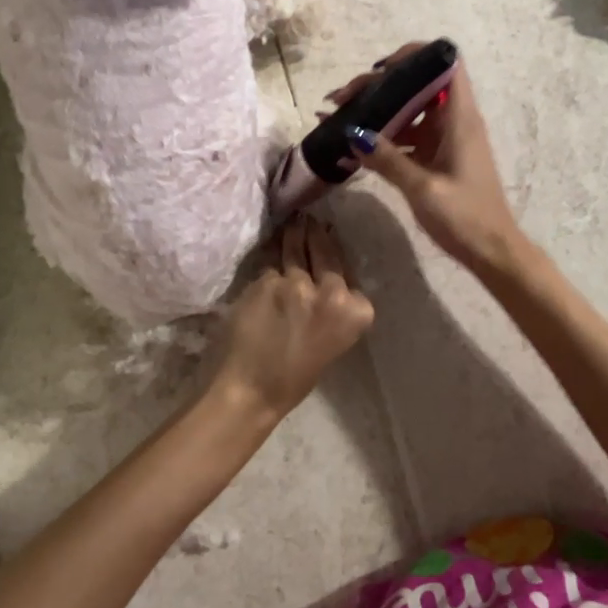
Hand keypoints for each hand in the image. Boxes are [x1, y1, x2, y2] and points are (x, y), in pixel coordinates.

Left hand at [209, 217, 373, 425]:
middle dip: (316, 233)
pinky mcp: (267, 280)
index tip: (332, 245)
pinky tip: (269, 249)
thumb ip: (331, 305)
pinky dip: (268, 261)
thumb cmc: (292, 374)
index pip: (349, 274)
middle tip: (311, 218)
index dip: (337, 260)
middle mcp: (332, 293)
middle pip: (324, 252)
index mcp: (356, 313)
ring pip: (294, 249)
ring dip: (293, 234)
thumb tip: (322, 273)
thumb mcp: (329, 338)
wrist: (251, 388)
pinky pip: (269, 264)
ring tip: (293, 222)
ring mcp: (297, 283)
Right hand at [329, 44, 525, 275]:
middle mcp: (453, 120)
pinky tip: (353, 144)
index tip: (380, 70)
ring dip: (376, 110)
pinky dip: (382, 135)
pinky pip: (407, 134)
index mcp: (459, 118)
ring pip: (408, 109)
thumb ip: (388, 159)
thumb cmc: (466, 218)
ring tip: (338, 118)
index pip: (446, 64)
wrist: (493, 252)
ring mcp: (445, 138)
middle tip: (342, 100)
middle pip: (417, 84)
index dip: (414, 56)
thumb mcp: (423, 189)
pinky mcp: (437, 157)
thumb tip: (353, 135)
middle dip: (379, 86)